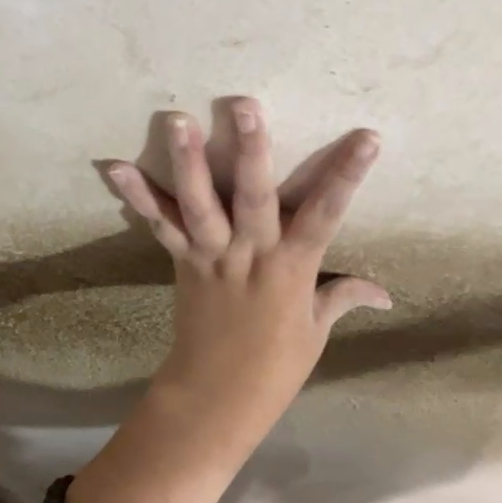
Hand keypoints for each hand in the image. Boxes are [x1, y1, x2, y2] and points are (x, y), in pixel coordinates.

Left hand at [106, 99, 388, 431]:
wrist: (215, 396)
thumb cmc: (275, 366)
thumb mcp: (316, 330)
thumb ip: (344, 296)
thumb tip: (387, 294)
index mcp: (293, 269)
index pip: (327, 215)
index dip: (347, 175)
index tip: (367, 136)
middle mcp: (252, 255)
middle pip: (254, 199)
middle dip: (252, 152)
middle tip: (245, 106)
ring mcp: (212, 257)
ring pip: (200, 205)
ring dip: (188, 162)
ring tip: (178, 120)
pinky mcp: (183, 261)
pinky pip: (161, 225)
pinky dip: (138, 197)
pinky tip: (115, 167)